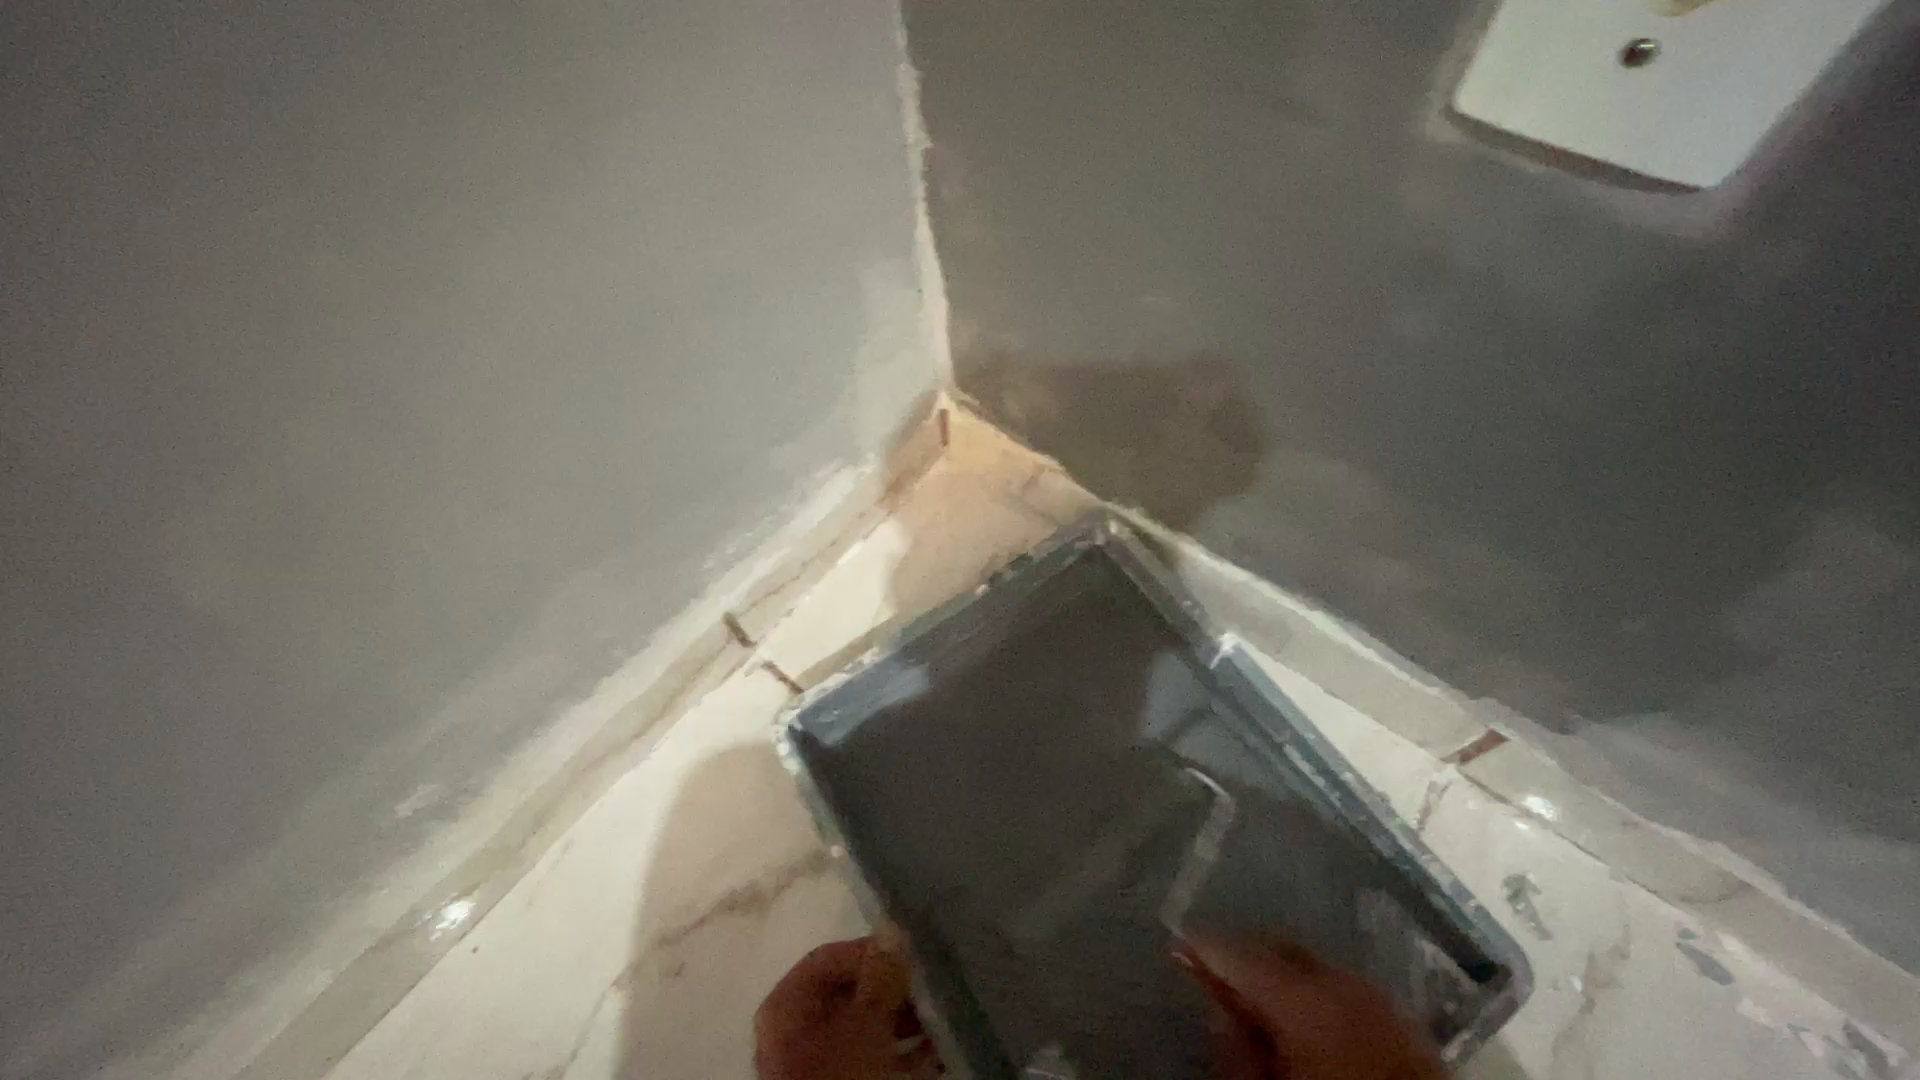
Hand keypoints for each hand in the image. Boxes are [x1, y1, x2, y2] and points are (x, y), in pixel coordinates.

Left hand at [754, 932, 939, 1079]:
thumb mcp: (865, 1025)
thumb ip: (881, 974)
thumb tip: (891, 925)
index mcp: (786, 1009)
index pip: (828, 959)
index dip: (870, 953)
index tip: (912, 959)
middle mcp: (798, 1033)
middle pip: (851, 993)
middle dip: (896, 990)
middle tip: (934, 988)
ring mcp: (821, 1068)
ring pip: (869, 1028)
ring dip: (907, 1022)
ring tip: (945, 1019)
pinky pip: (878, 1062)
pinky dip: (907, 1055)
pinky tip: (942, 1052)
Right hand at [1179, 936, 1447, 1079]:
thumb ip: (1236, 1050)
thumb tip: (1217, 1010)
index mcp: (1301, 996)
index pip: (1237, 954)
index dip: (1202, 945)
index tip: (1176, 940)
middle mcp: (1339, 981)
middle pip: (1278, 952)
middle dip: (1246, 960)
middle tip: (1215, 977)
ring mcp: (1376, 997)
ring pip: (1314, 969)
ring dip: (1283, 978)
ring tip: (1261, 1006)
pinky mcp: (1403, 1021)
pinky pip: (1345, 991)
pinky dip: (1317, 994)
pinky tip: (1307, 1022)